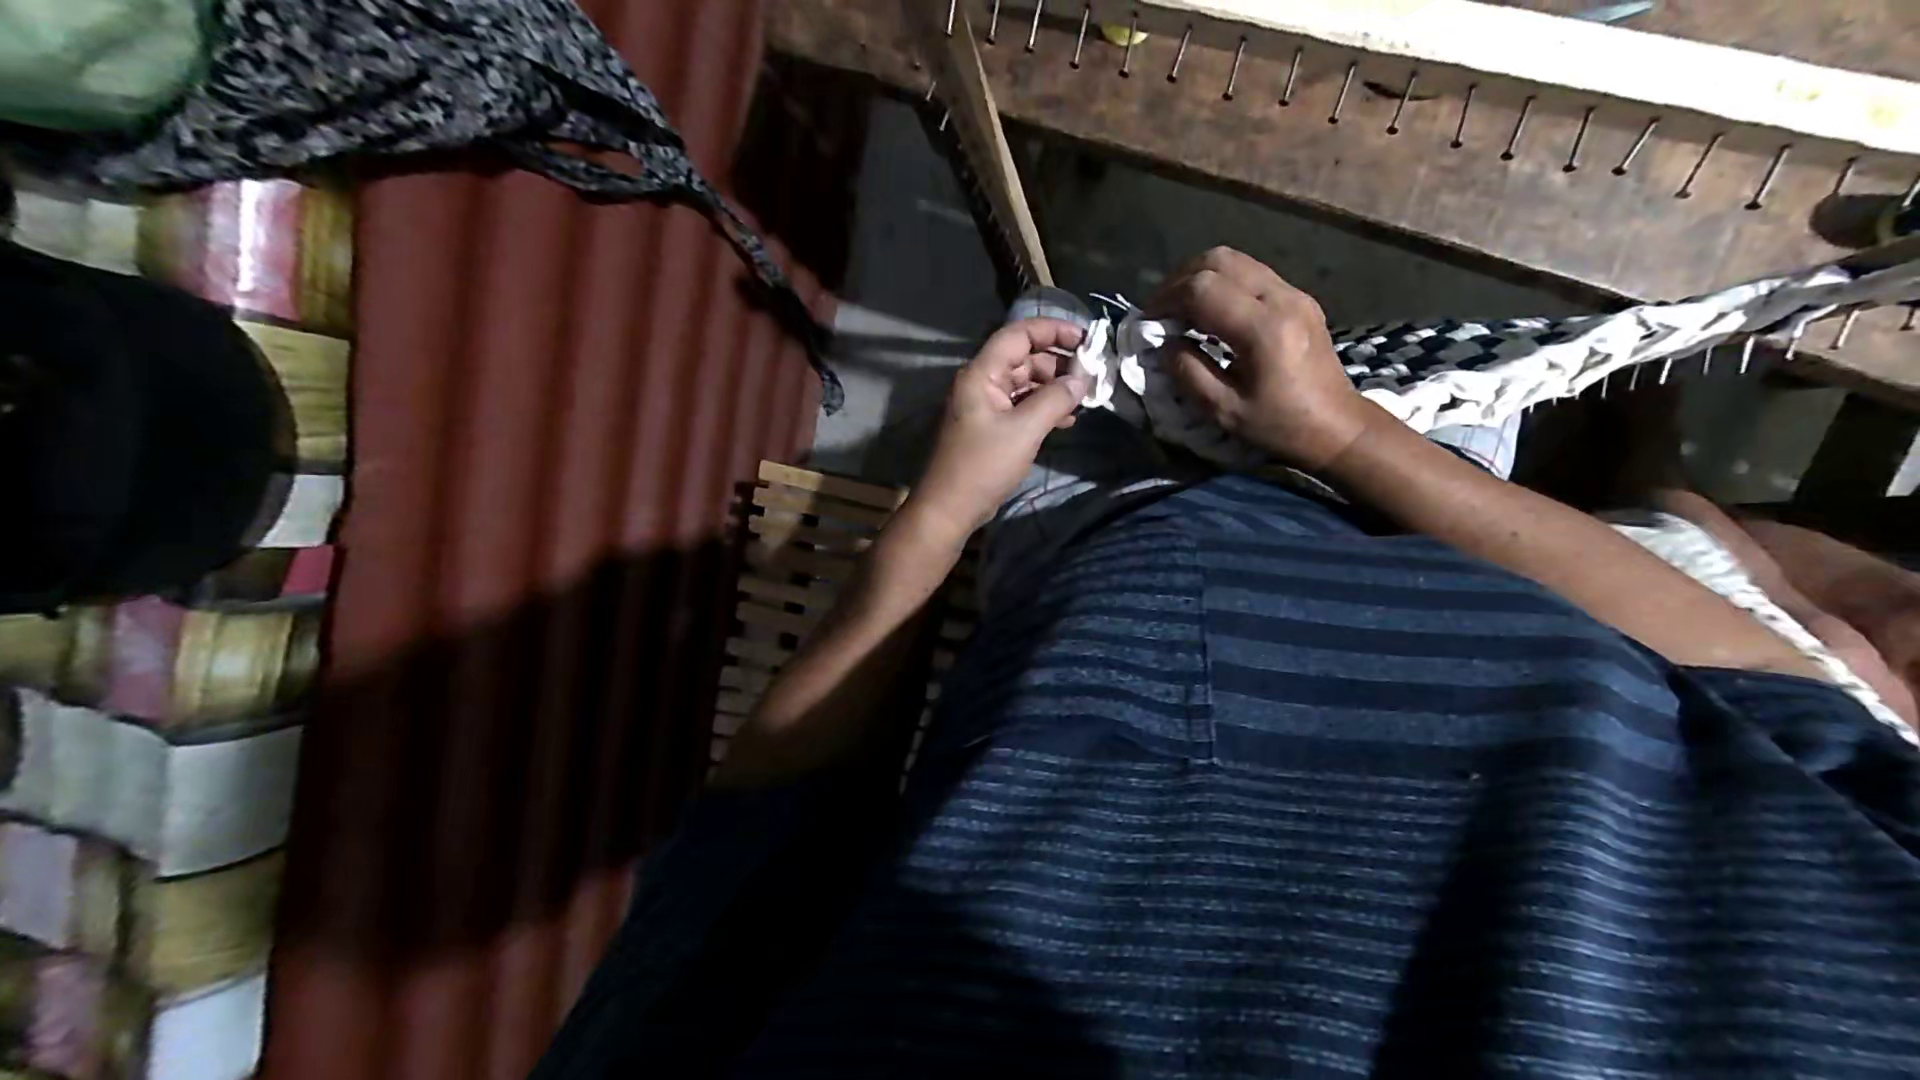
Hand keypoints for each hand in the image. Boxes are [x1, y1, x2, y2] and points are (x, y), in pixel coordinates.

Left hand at [908, 318, 1089, 539]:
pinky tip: (1067, 418)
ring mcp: (984, 405)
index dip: (1053, 330)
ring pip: (1025, 383)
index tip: (1086, 339)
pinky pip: (1020, 405)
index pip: (1019, 334)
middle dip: (1059, 361)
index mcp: (981, 374)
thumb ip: (1055, 400)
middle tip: (1091, 373)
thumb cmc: (983, 465)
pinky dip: (1043, 407)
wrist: (950, 508)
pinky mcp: (990, 427)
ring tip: (1084, 396)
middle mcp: (981, 383)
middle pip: (1024, 357)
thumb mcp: (1024, 430)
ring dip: (1054, 386)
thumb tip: (1082, 380)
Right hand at [1150, 247, 1383, 470]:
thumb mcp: (1223, 411)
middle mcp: (1281, 299)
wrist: (1336, 425)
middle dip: (1179, 281)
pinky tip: (1208, 312)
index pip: (1203, 289)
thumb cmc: (1278, 425)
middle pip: (1218, 261)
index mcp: (1263, 329)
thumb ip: (1188, 373)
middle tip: (1160, 311)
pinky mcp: (1297, 297)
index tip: (1148, 323)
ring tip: (1179, 309)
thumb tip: (1167, 344)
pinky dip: (1219, 283)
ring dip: (1198, 278)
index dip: (1167, 300)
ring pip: (1234, 259)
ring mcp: (1293, 293)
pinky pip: (1249, 272)